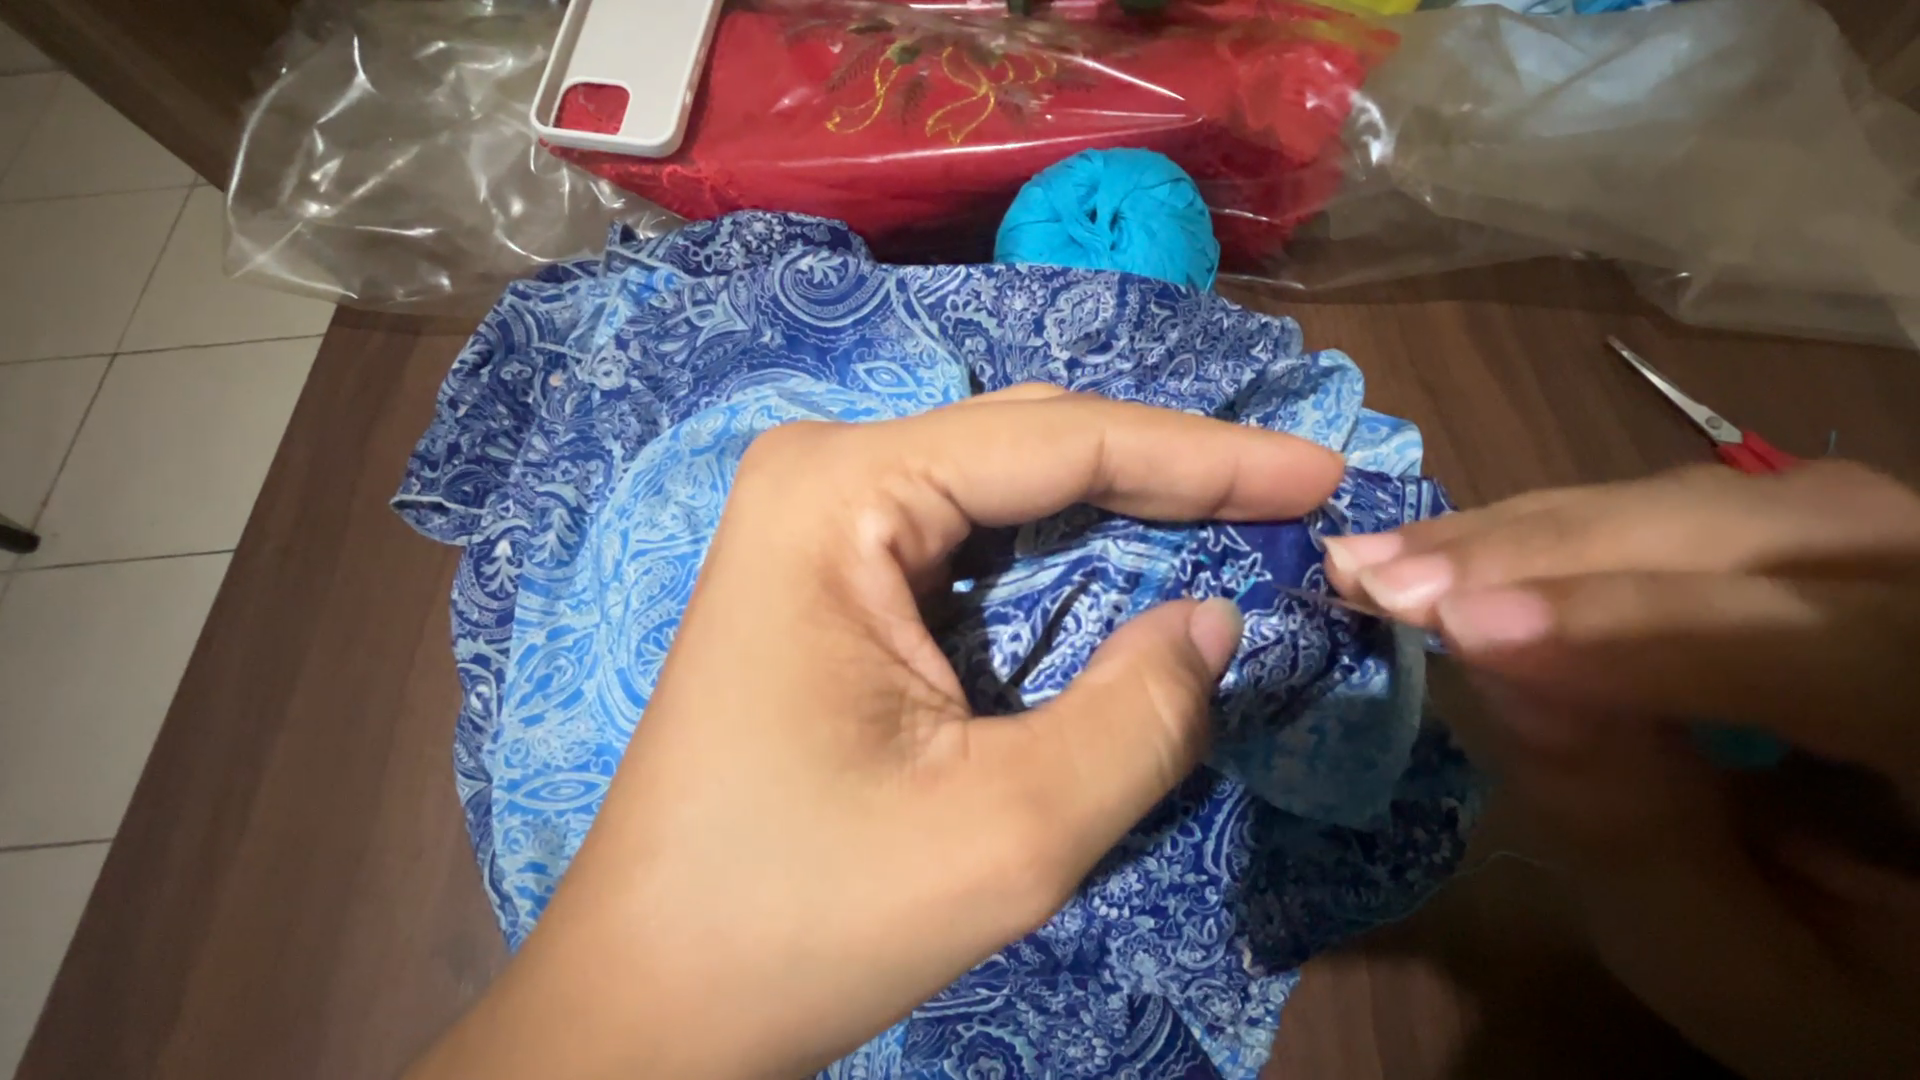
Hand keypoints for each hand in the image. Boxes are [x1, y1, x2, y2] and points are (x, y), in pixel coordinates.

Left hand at [406, 386, 1343, 1079]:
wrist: (652, 991)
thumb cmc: (803, 917)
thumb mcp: (1006, 834)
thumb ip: (1140, 716)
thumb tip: (1217, 620)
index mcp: (841, 492)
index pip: (1058, 441)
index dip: (1205, 457)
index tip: (1321, 475)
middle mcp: (821, 473)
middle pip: (1029, 445)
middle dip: (1166, 473)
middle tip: (1290, 498)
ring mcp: (813, 516)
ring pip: (1002, 484)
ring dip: (1118, 507)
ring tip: (1233, 521)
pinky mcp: (822, 567)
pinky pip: (966, 533)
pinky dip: (1057, 551)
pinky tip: (1123, 565)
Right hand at [1327, 461, 1919, 1078]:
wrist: (1916, 928)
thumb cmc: (1850, 1001)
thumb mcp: (1752, 976)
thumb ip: (1636, 842)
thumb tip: (1493, 675)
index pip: (1857, 655)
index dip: (1643, 632)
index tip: (1454, 628)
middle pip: (1765, 534)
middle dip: (1543, 554)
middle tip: (1373, 572)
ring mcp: (1897, 563)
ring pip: (1710, 504)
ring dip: (1525, 532)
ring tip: (1386, 559)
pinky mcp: (1814, 554)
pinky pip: (1683, 516)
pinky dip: (1551, 532)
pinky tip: (1456, 551)